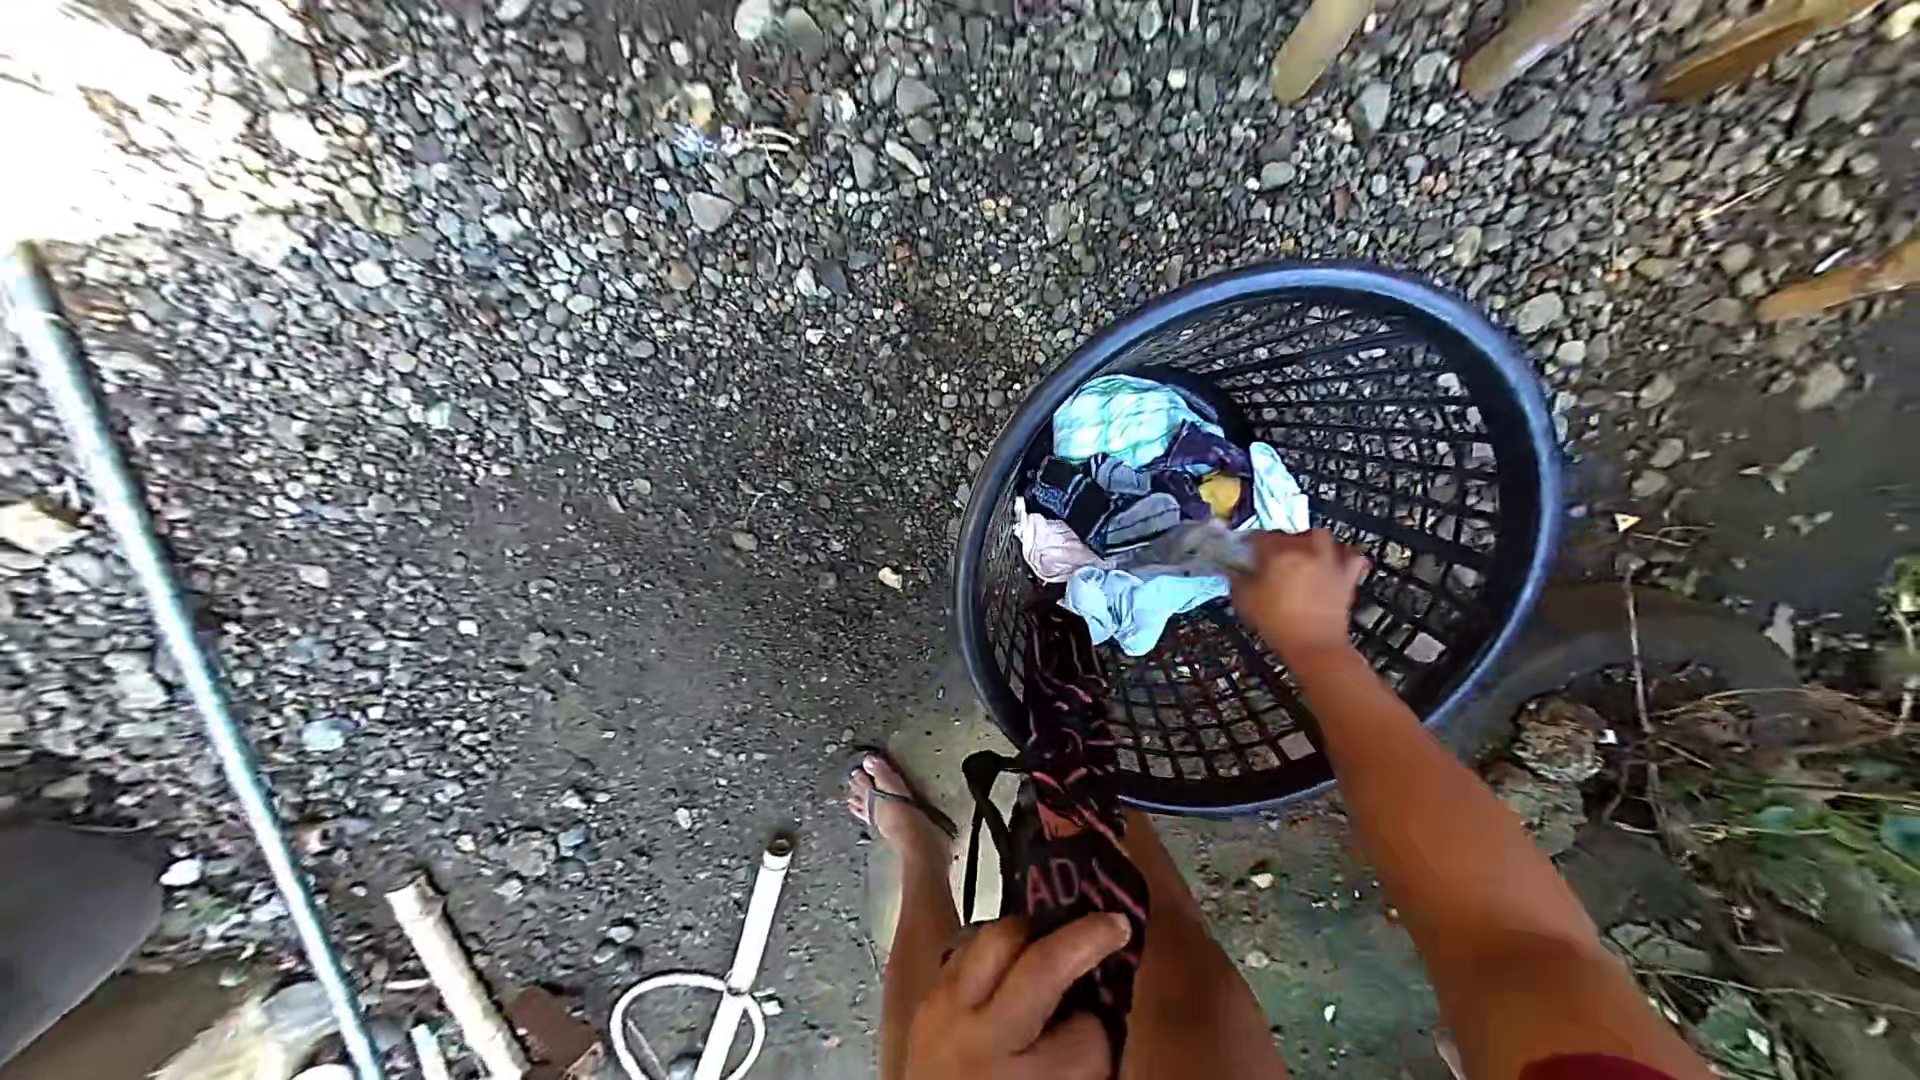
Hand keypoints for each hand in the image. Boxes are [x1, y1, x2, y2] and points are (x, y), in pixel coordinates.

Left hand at [903, 913, 1130, 1079]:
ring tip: (1055, 936)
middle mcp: (985, 1044)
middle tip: (1114, 924)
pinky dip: (993, 944)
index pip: (1089, 1039)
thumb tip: (1099, 1008)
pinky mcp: (928, 997)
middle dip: (1085, 937)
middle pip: (1041, 966)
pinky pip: (966, 948)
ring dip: (1032, 930)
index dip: (1105, 1027)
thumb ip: (1076, 1056)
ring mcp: (948, 1013)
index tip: (1107, 1019)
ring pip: (998, 938)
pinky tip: (1011, 954)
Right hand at [1229, 529, 1368, 660]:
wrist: (1314, 646)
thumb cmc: (1276, 623)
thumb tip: (1234, 570)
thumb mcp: (1244, 601)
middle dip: (1280, 540)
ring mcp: (1329, 562)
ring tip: (1302, 553)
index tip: (1246, 552)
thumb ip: (1237, 580)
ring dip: (1310, 540)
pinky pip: (1352, 555)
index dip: (1250, 543)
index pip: (1259, 536)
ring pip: (1321, 536)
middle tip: (1272, 555)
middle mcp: (1306, 551)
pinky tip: (1334, 561)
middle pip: (1290, 533)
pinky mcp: (1347, 576)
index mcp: (1278, 554)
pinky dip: (1344, 554)